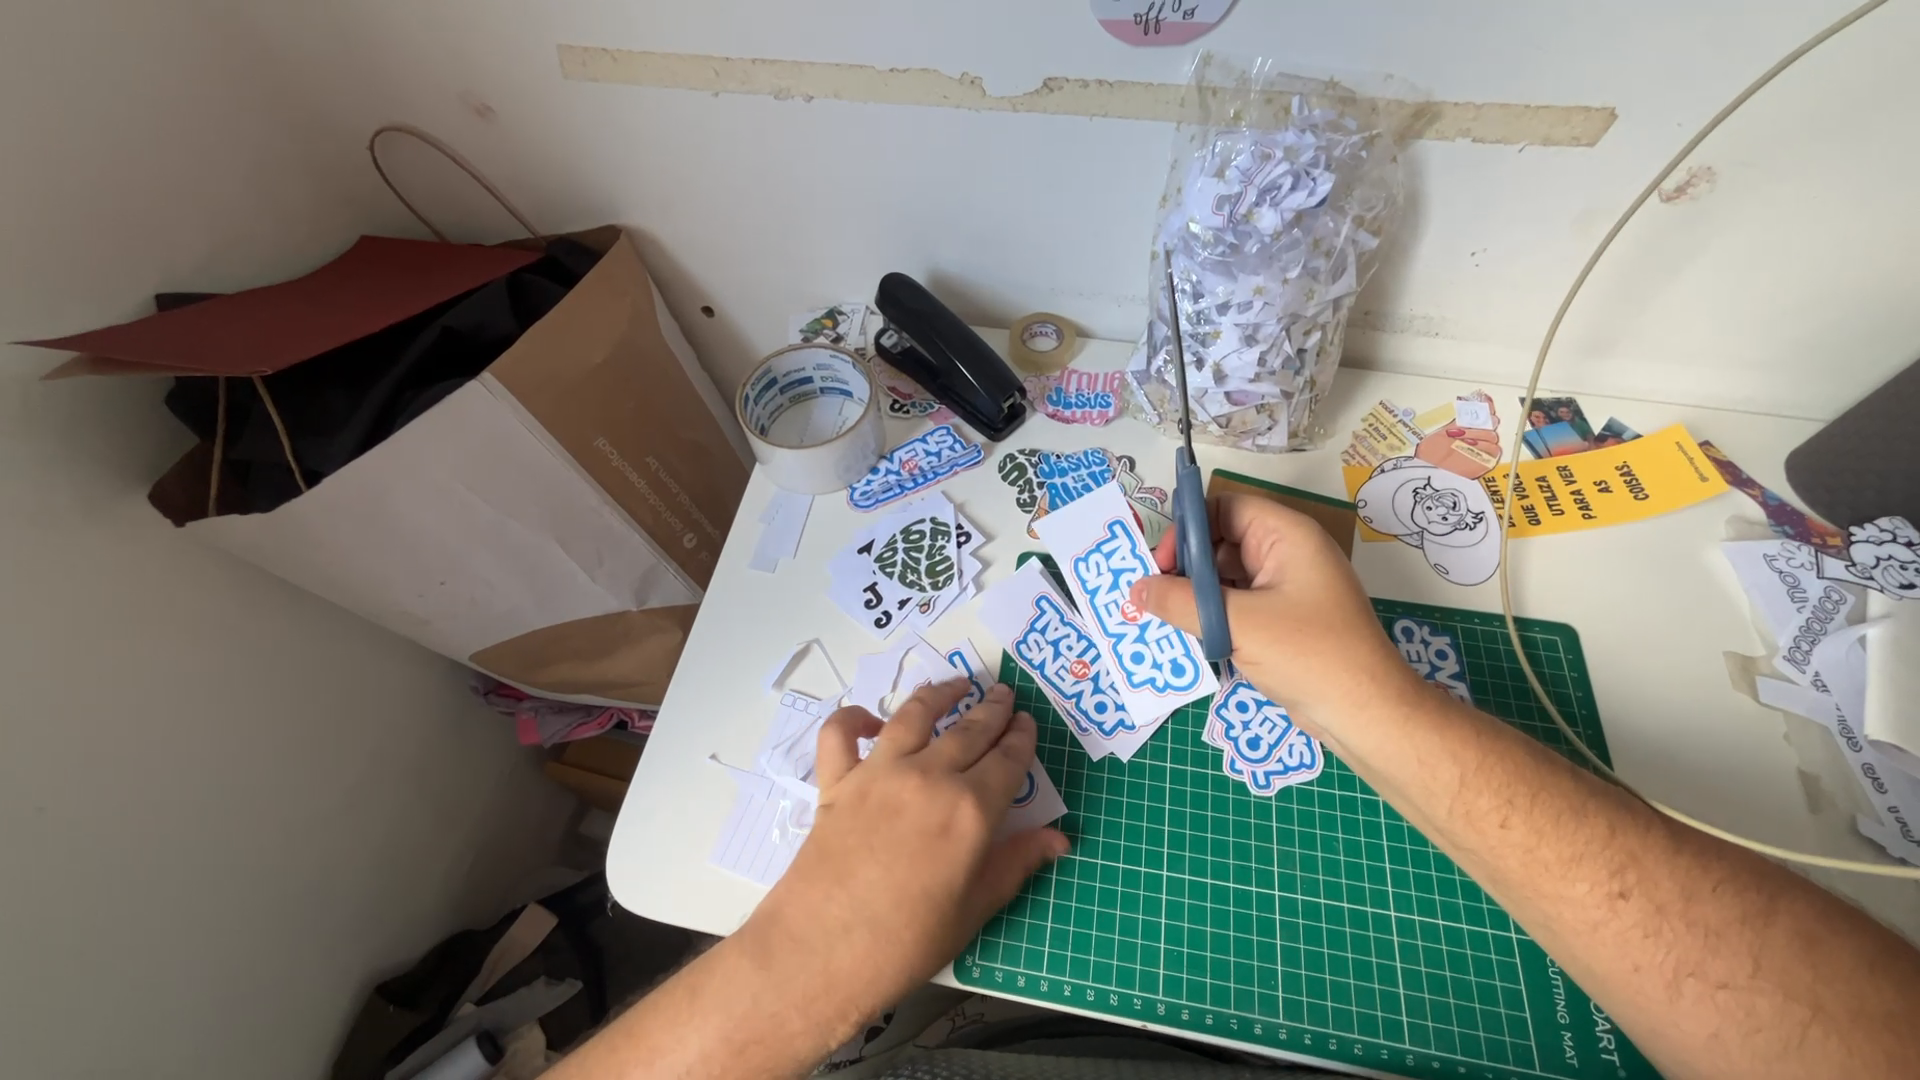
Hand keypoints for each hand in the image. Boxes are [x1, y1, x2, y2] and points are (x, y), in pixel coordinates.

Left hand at [740, 680, 1068, 1033]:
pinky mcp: (836, 780)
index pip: (1008, 760)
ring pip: (915, 715)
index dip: (1022, 738)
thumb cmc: (907, 942)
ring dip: (939, 694)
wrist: (820, 954)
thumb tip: (1059, 839)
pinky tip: (870, 720)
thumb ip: (1016, 864)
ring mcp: (879, 773)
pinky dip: (854, 717)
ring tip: (956, 684)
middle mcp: (929, 777)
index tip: (1028, 722)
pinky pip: (842, 733)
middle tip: (1004, 693)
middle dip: (992, 709)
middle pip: (970, 730)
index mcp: (971, 810)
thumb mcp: (974, 909)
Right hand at [1129, 493, 1420, 737]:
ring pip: (1226, 575)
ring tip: (1166, 617)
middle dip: (1185, 566)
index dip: (1188, 529)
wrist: (1366, 713)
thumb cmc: (1308, 654)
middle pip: (1222, 541)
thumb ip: (1180, 603)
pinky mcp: (1284, 619)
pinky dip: (1213, 615)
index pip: (1224, 508)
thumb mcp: (1236, 624)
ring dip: (1196, 594)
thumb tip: (1136, 588)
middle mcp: (1287, 553)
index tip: (1162, 565)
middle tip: (1155, 595)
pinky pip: (1237, 602)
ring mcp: (1287, 587)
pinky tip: (1191, 635)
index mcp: (1286, 535)